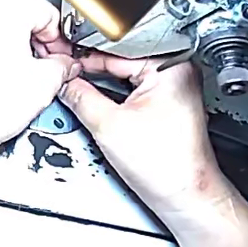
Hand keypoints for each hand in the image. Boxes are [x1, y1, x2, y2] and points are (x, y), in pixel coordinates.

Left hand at [0, 0, 76, 158]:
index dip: (61, 41)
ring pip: (2, 25)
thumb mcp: (43, 84)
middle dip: (38, 42)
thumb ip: (64, 66)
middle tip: (46, 70)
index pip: (48, 12)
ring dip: (17, 47)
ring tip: (20, 78)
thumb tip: (65, 64)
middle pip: (24, 14)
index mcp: (2, 4)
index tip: (63, 59)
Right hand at [59, 53, 240, 223]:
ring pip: (126, 72)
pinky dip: (114, 91)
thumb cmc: (165, 166)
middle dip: (91, 67)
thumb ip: (79, 96)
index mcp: (171, 65)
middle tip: (65, 73)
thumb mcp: (107, 124)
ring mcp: (175, 85)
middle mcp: (178, 69)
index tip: (62, 60)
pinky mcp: (169, 100)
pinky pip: (133, 86)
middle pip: (120, 58)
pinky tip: (98, 97)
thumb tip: (63, 81)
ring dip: (101, 79)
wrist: (185, 196)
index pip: (114, 50)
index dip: (83, 55)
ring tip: (79, 85)